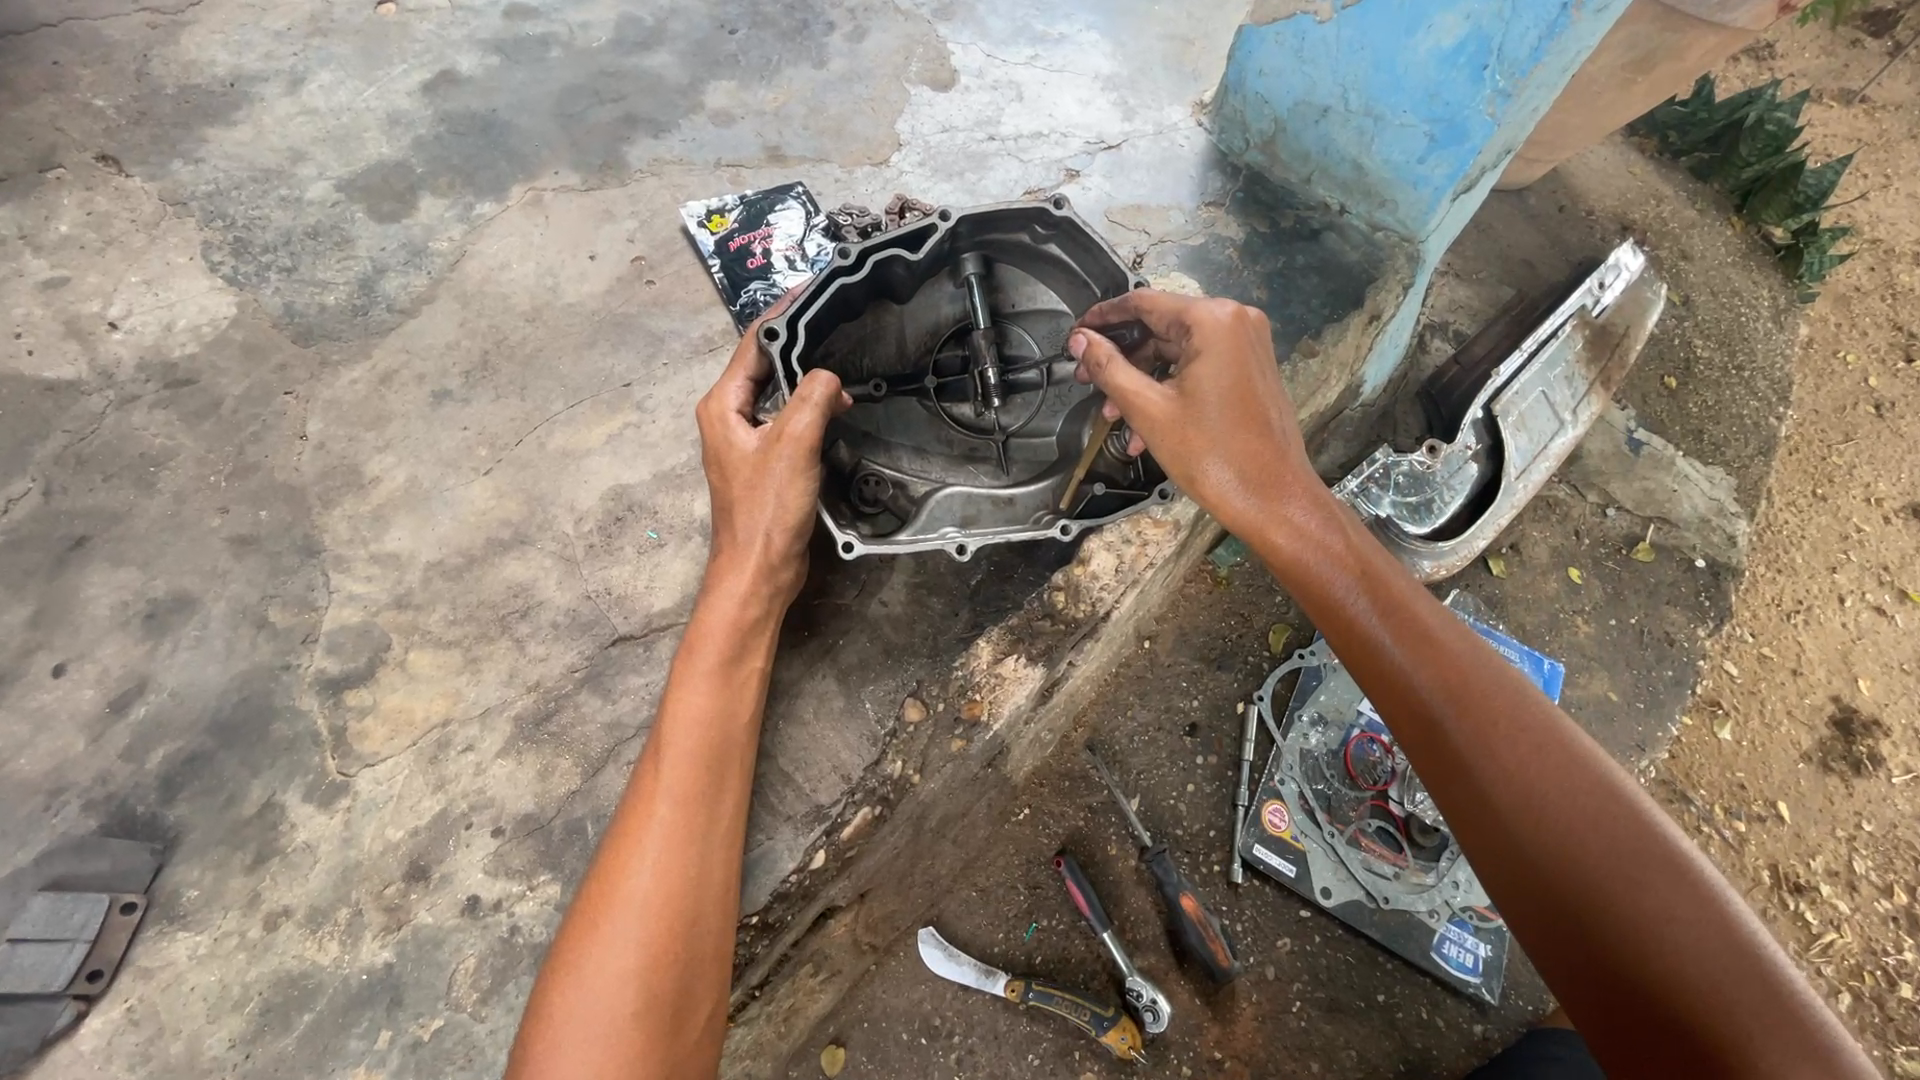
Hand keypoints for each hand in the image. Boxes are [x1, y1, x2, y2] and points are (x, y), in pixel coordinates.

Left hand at [695, 309, 849, 606]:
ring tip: (845, 369)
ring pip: (779, 395)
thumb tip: (829, 376)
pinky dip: (811, 410)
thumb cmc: (768, 509)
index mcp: (722, 405)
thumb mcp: (793, 445)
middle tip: (837, 326)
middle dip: (800, 347)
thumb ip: (812, 399)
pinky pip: (788, 422)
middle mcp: (729, 417)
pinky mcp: (765, 463)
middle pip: (765, 367)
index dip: (782, 317)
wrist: (760, 569)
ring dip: (809, 383)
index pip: (753, 345)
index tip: (812, 292)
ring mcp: (746, 441)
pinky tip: (837, 409)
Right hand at [1069, 290, 1325, 539]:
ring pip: (1175, 353)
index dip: (1102, 318)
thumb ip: (1108, 368)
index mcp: (1212, 320)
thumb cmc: (1210, 454)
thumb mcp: (1148, 409)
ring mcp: (1246, 345)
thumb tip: (1080, 340)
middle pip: (1160, 328)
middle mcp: (1235, 320)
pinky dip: (1168, 390)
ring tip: (1113, 418)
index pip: (1143, 303)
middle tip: (1086, 383)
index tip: (1074, 336)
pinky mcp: (1249, 369)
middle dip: (1120, 359)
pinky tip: (1143, 428)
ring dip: (1140, 382)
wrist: (1271, 497)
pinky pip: (1197, 368)